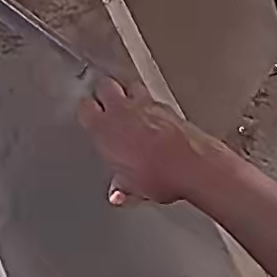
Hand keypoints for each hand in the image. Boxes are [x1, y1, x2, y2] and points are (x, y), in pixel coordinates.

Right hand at [76, 76, 227, 205]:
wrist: (191, 164)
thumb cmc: (159, 173)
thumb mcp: (132, 187)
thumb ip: (121, 185)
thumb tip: (118, 192)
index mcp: (104, 128)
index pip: (85, 107)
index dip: (86, 109)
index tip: (88, 115)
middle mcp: (122, 110)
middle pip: (105, 85)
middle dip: (104, 91)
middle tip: (104, 101)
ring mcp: (145, 104)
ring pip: (129, 84)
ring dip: (127, 91)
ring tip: (128, 102)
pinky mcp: (166, 105)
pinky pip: (152, 97)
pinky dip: (150, 104)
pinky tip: (154, 115)